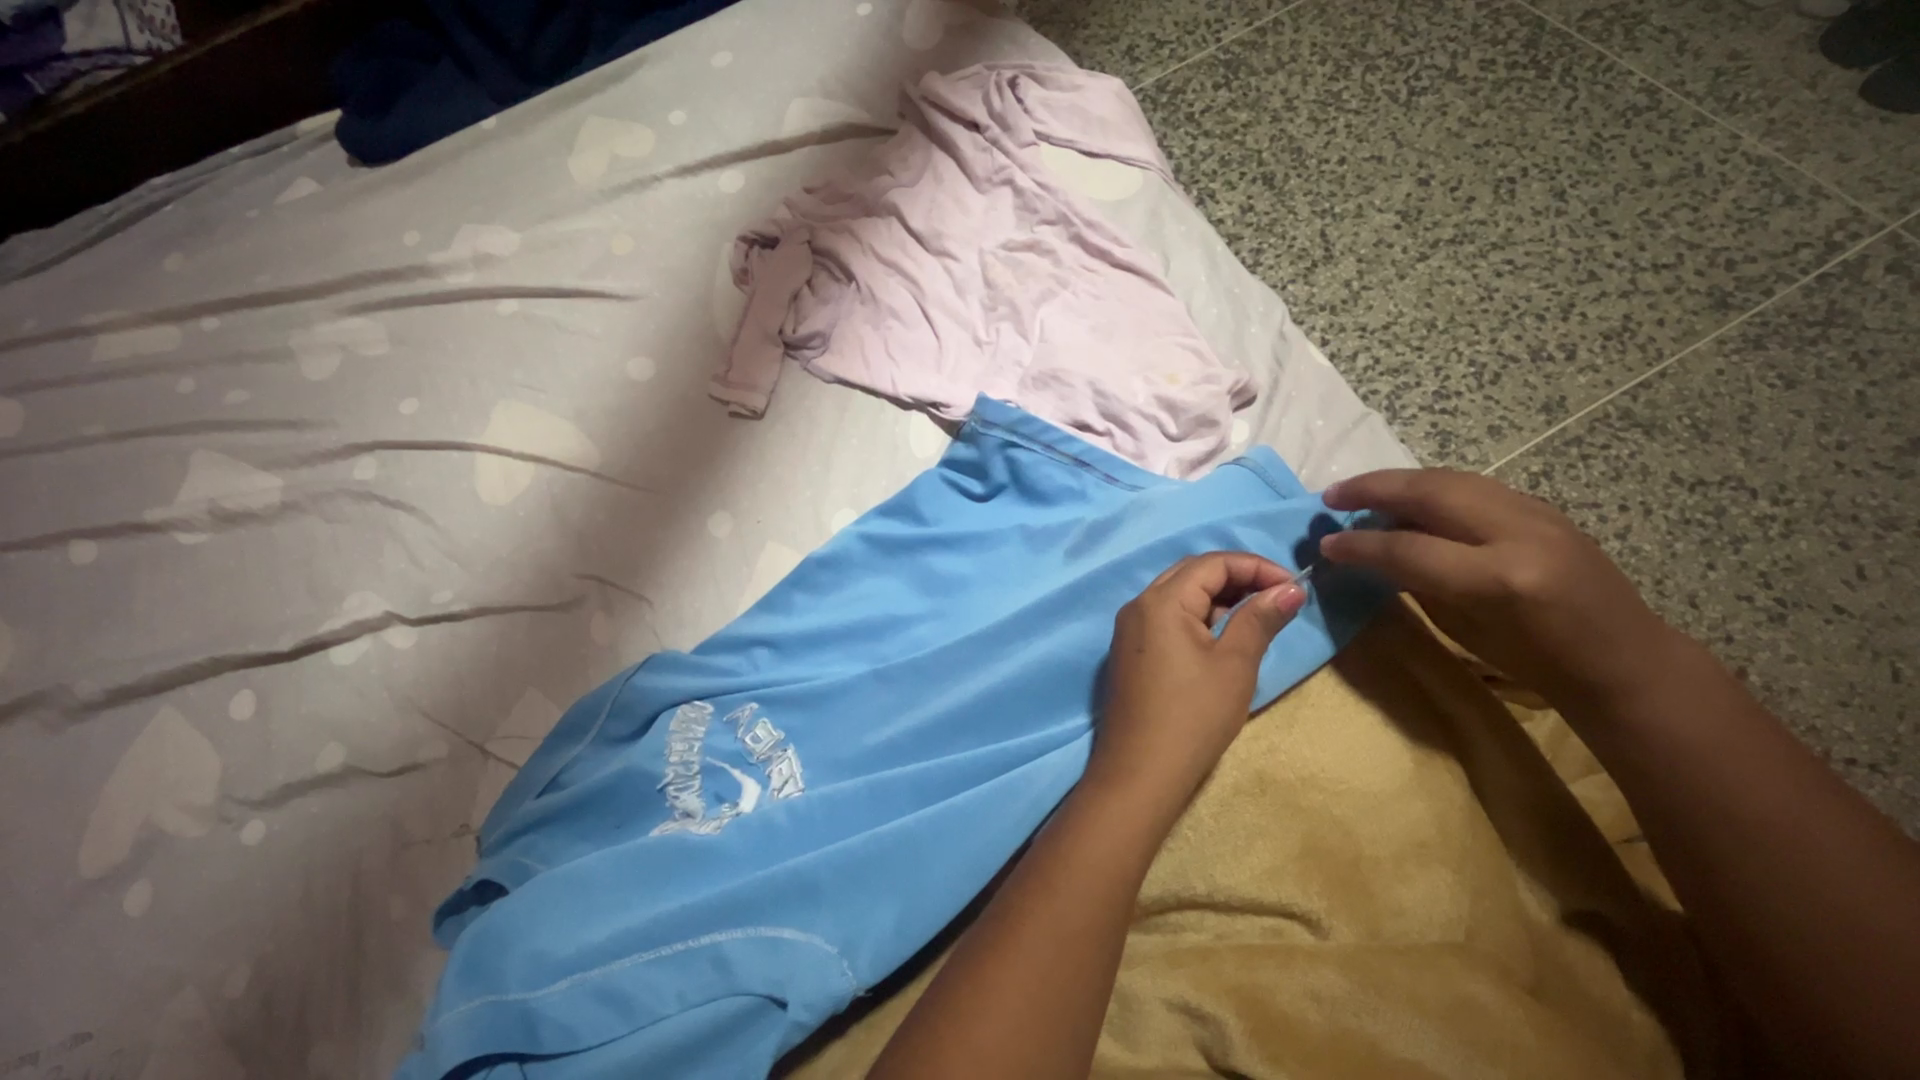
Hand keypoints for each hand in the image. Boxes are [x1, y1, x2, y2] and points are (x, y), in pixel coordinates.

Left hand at [1093, 553, 1306, 801]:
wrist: (1140, 773)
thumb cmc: (1194, 716)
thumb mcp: (1234, 664)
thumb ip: (1260, 619)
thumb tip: (1291, 588)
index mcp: (1160, 601)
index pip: (1212, 562)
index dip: (1256, 567)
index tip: (1294, 587)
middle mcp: (1138, 605)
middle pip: (1191, 572)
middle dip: (1237, 577)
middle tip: (1278, 597)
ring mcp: (1129, 630)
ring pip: (1178, 594)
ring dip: (1218, 597)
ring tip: (1258, 616)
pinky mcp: (1130, 652)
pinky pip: (1166, 618)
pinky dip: (1198, 617)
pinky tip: (1224, 637)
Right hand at [1320, 468, 1682, 708]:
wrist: (1621, 656)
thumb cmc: (1538, 662)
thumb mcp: (1465, 630)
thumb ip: (1418, 584)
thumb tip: (1370, 556)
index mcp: (1498, 578)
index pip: (1408, 547)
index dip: (1358, 545)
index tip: (1324, 545)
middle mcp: (1518, 533)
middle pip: (1430, 492)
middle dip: (1374, 488)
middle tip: (1332, 496)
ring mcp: (1537, 513)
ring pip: (1453, 478)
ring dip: (1401, 482)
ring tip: (1362, 491)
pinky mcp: (1544, 506)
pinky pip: (1476, 486)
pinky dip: (1434, 488)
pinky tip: (1412, 499)